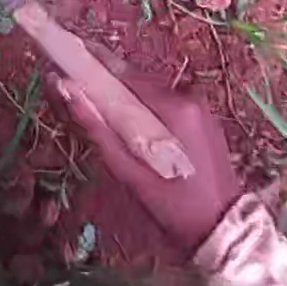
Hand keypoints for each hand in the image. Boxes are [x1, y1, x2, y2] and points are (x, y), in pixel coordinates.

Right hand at [48, 46, 241, 258]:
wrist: (222, 231)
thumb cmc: (171, 204)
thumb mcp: (126, 169)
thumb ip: (95, 125)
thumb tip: (64, 87)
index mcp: (173, 106)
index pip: (123, 74)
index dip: (91, 65)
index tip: (64, 55)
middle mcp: (188, 96)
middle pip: (134, 79)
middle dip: (103, 80)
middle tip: (72, 83)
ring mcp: (198, 106)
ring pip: (146, 90)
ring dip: (120, 95)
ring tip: (93, 103)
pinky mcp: (201, 117)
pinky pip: (160, 102)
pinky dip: (139, 106)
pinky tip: (124, 121)